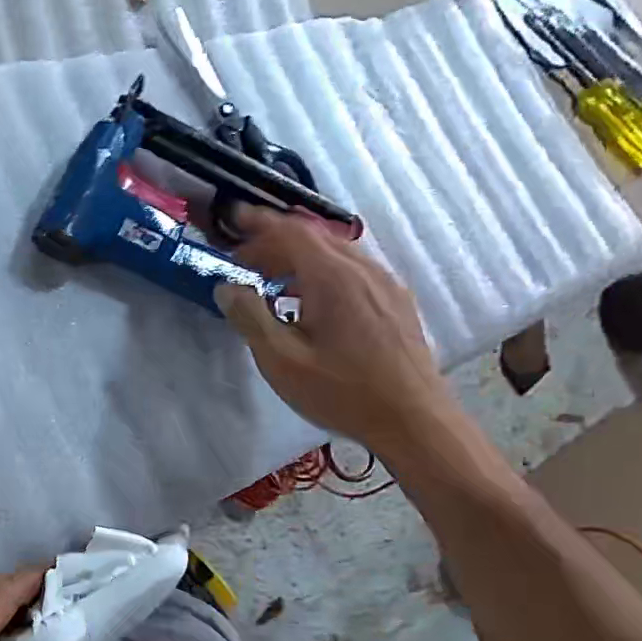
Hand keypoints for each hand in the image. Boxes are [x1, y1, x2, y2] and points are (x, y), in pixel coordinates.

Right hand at [215, 206, 454, 451]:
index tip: (234, 220)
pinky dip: (325, 273)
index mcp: (333, 276)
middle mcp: (363, 269)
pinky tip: (316, 304)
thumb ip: (250, 318)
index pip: (291, 230)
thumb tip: (227, 287)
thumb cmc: (343, 392)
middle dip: (276, 243)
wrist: (414, 420)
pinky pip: (355, 271)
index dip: (259, 222)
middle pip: (314, 238)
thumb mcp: (282, 361)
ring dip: (301, 259)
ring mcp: (385, 284)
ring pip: (337, 254)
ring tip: (276, 284)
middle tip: (247, 263)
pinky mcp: (397, 302)